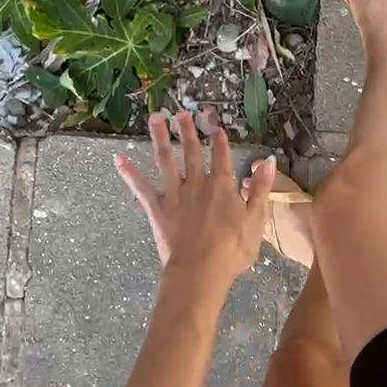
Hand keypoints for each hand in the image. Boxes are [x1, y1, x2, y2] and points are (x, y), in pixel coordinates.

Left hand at [116, 111, 274, 290]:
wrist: (200, 273)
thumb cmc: (231, 250)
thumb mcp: (256, 220)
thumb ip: (260, 189)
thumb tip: (267, 161)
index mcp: (221, 186)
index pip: (221, 156)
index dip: (218, 140)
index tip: (215, 126)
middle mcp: (197, 184)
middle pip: (191, 151)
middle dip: (187, 131)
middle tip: (181, 113)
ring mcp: (174, 195)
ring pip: (166, 160)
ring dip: (160, 138)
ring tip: (155, 118)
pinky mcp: (157, 209)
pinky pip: (140, 188)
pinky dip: (129, 173)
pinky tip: (118, 159)